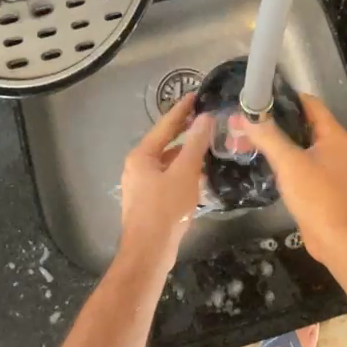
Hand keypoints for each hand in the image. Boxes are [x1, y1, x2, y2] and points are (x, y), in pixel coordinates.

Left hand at [117, 94, 213, 271]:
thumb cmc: (165, 208)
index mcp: (142, 156)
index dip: (182, 110)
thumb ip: (195, 144)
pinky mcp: (149, 202)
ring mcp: (141, 186)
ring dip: (187, 155)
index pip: (165, 126)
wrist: (149, 252)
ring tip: (208, 146)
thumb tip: (204, 118)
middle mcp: (137, 167)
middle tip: (206, 119)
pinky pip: (169, 179)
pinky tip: (199, 177)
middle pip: (165, 143)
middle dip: (185, 132)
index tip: (197, 95)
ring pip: (168, 163)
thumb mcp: (185, 173)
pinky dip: (184, 173)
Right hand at [234, 95, 346, 265]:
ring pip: (296, 144)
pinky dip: (279, 158)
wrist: (337, 239)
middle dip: (271, 121)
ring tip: (244, 140)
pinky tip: (258, 161)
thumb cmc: (318, 195)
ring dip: (273, 140)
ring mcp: (325, 164)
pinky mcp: (317, 183)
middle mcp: (331, 145)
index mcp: (331, 133)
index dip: (282, 97)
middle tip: (242, 122)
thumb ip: (268, 136)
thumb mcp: (289, 162)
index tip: (255, 99)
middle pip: (299, 122)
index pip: (307, 102)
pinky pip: (296, 162)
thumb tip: (245, 116)